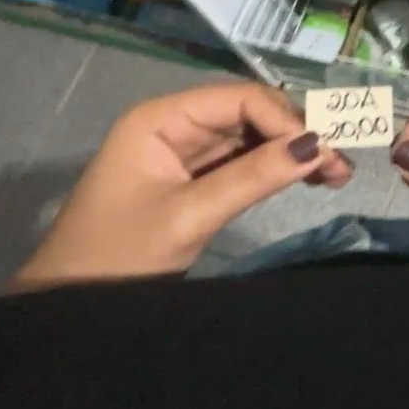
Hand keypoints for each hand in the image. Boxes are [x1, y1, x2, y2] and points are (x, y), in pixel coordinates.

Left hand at [9, 83, 350, 290]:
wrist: (68, 308)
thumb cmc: (117, 255)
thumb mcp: (189, 215)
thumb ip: (254, 177)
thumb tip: (319, 146)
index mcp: (162, 119)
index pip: (240, 99)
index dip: (286, 120)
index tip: (320, 152)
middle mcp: (179, 124)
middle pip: (255, 113)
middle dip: (300, 134)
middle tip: (340, 164)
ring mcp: (190, 150)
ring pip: (259, 136)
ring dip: (298, 151)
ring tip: (337, 175)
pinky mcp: (200, 176)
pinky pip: (251, 160)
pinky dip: (283, 168)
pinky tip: (312, 178)